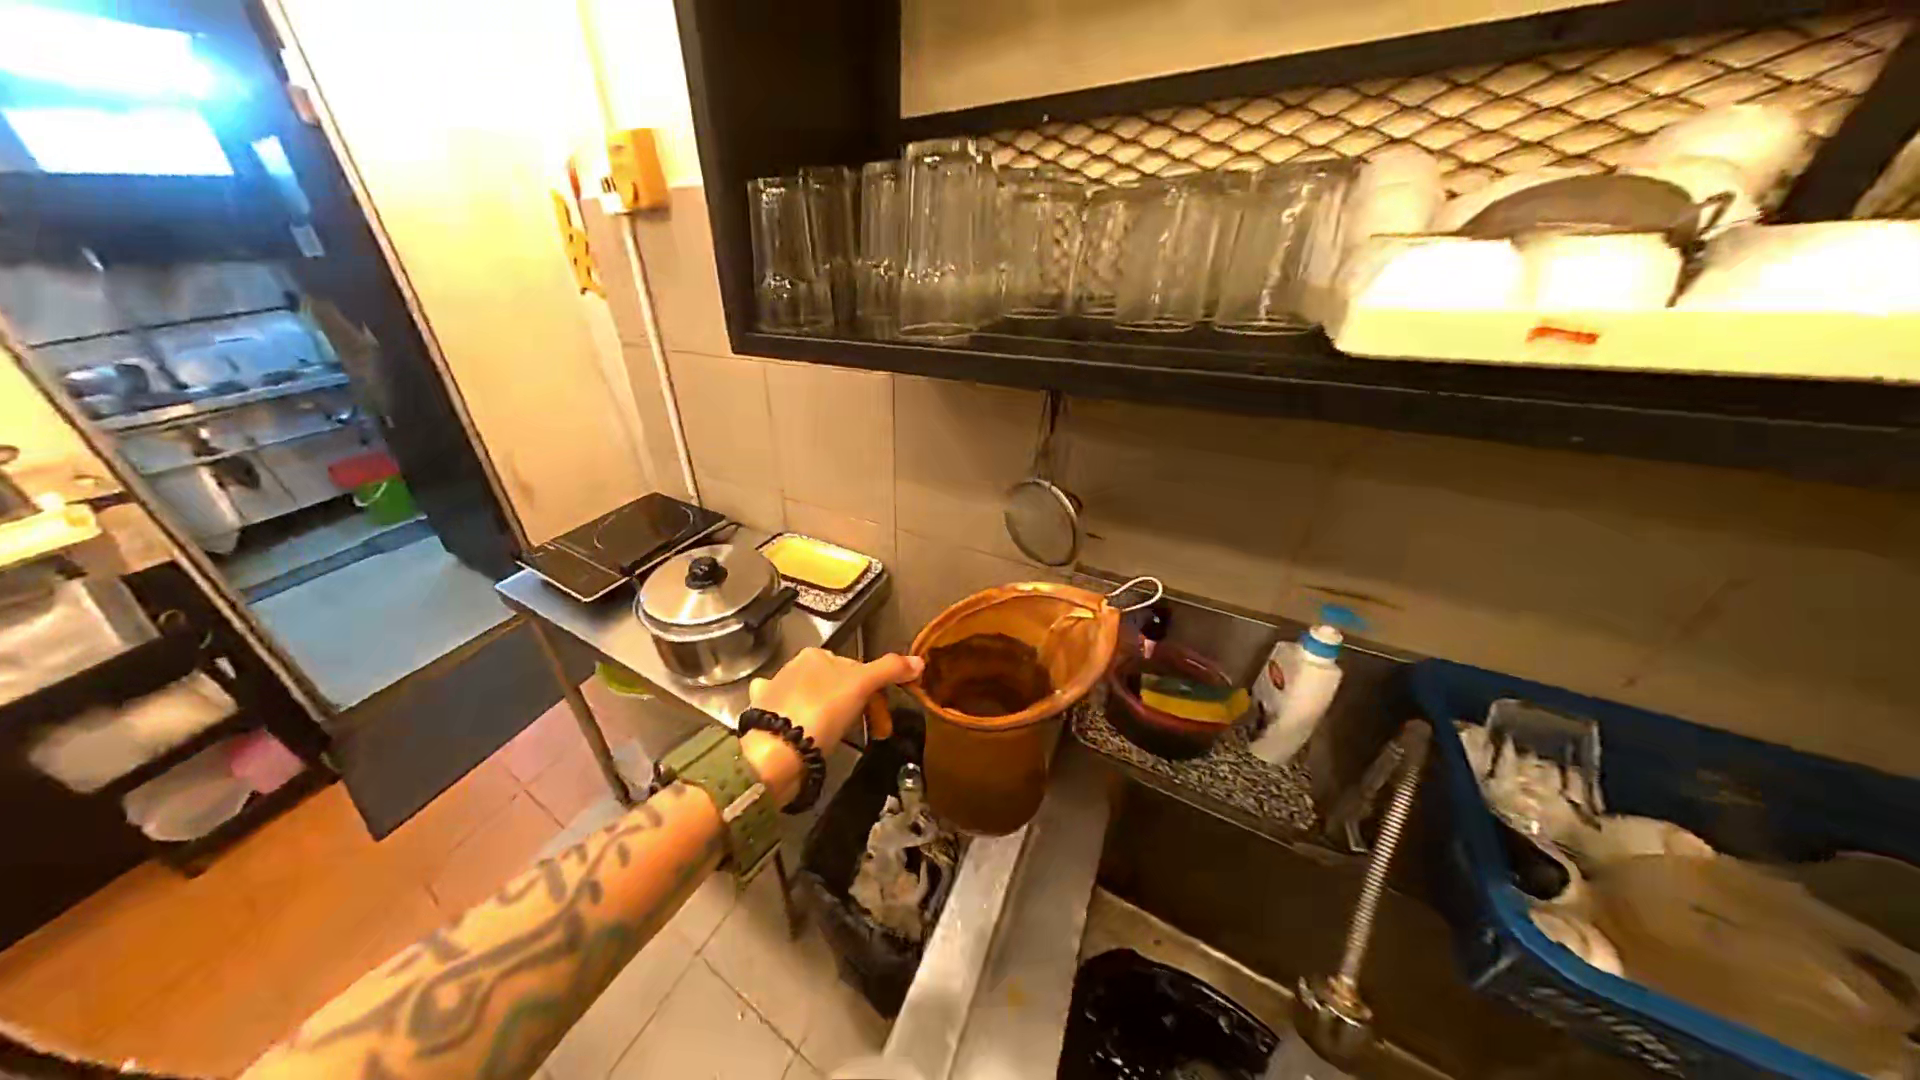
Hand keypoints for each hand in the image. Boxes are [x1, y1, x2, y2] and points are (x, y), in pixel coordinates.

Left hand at [748, 647, 923, 748]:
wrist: (776, 751)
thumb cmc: (822, 712)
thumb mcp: (862, 686)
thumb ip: (890, 670)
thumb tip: (919, 661)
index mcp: (819, 654)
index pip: (859, 671)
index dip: (877, 696)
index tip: (883, 725)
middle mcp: (794, 665)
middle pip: (838, 685)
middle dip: (859, 707)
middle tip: (871, 735)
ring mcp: (775, 688)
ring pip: (812, 695)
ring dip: (829, 711)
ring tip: (838, 736)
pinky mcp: (761, 713)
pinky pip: (784, 708)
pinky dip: (793, 713)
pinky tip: (796, 724)